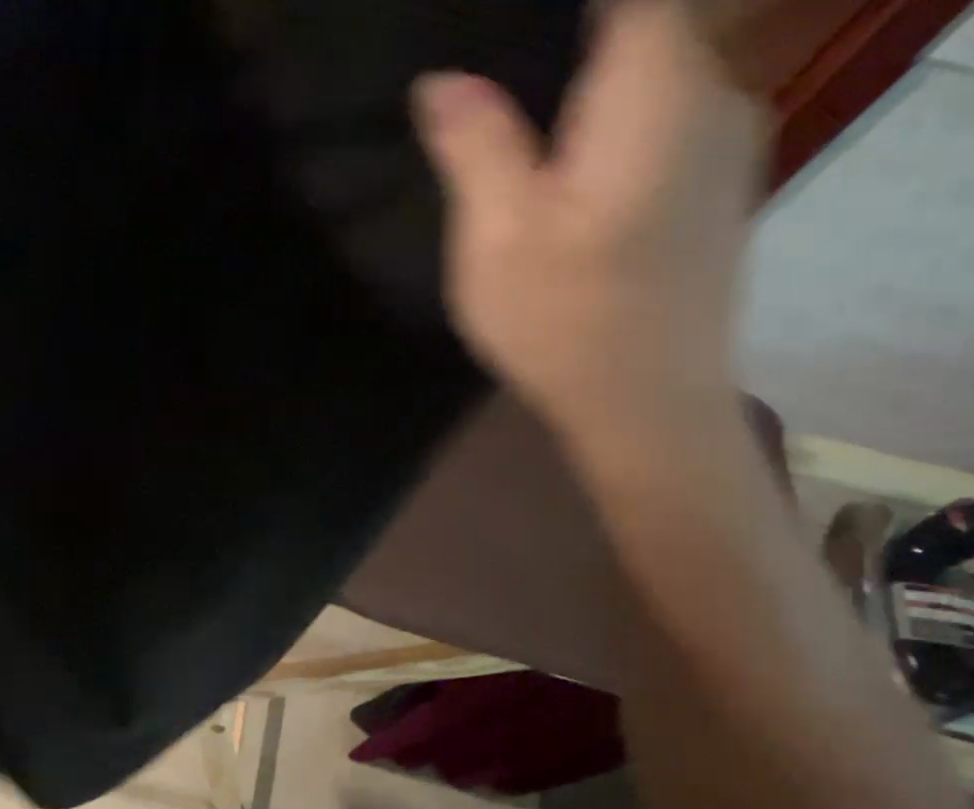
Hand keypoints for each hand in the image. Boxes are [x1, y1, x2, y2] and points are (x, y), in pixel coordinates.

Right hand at [411, 0, 766, 428]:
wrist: (647, 407)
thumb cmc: (564, 320)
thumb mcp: (496, 234)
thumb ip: (477, 144)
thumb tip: (443, 80)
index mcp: (656, 95)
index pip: (623, 2)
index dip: (547, 22)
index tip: (484, 54)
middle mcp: (712, 98)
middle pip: (637, 31)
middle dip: (555, 53)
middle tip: (474, 100)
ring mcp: (726, 142)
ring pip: (650, 76)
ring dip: (579, 92)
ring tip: (503, 133)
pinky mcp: (717, 184)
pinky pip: (661, 117)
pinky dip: (607, 124)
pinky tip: (558, 175)